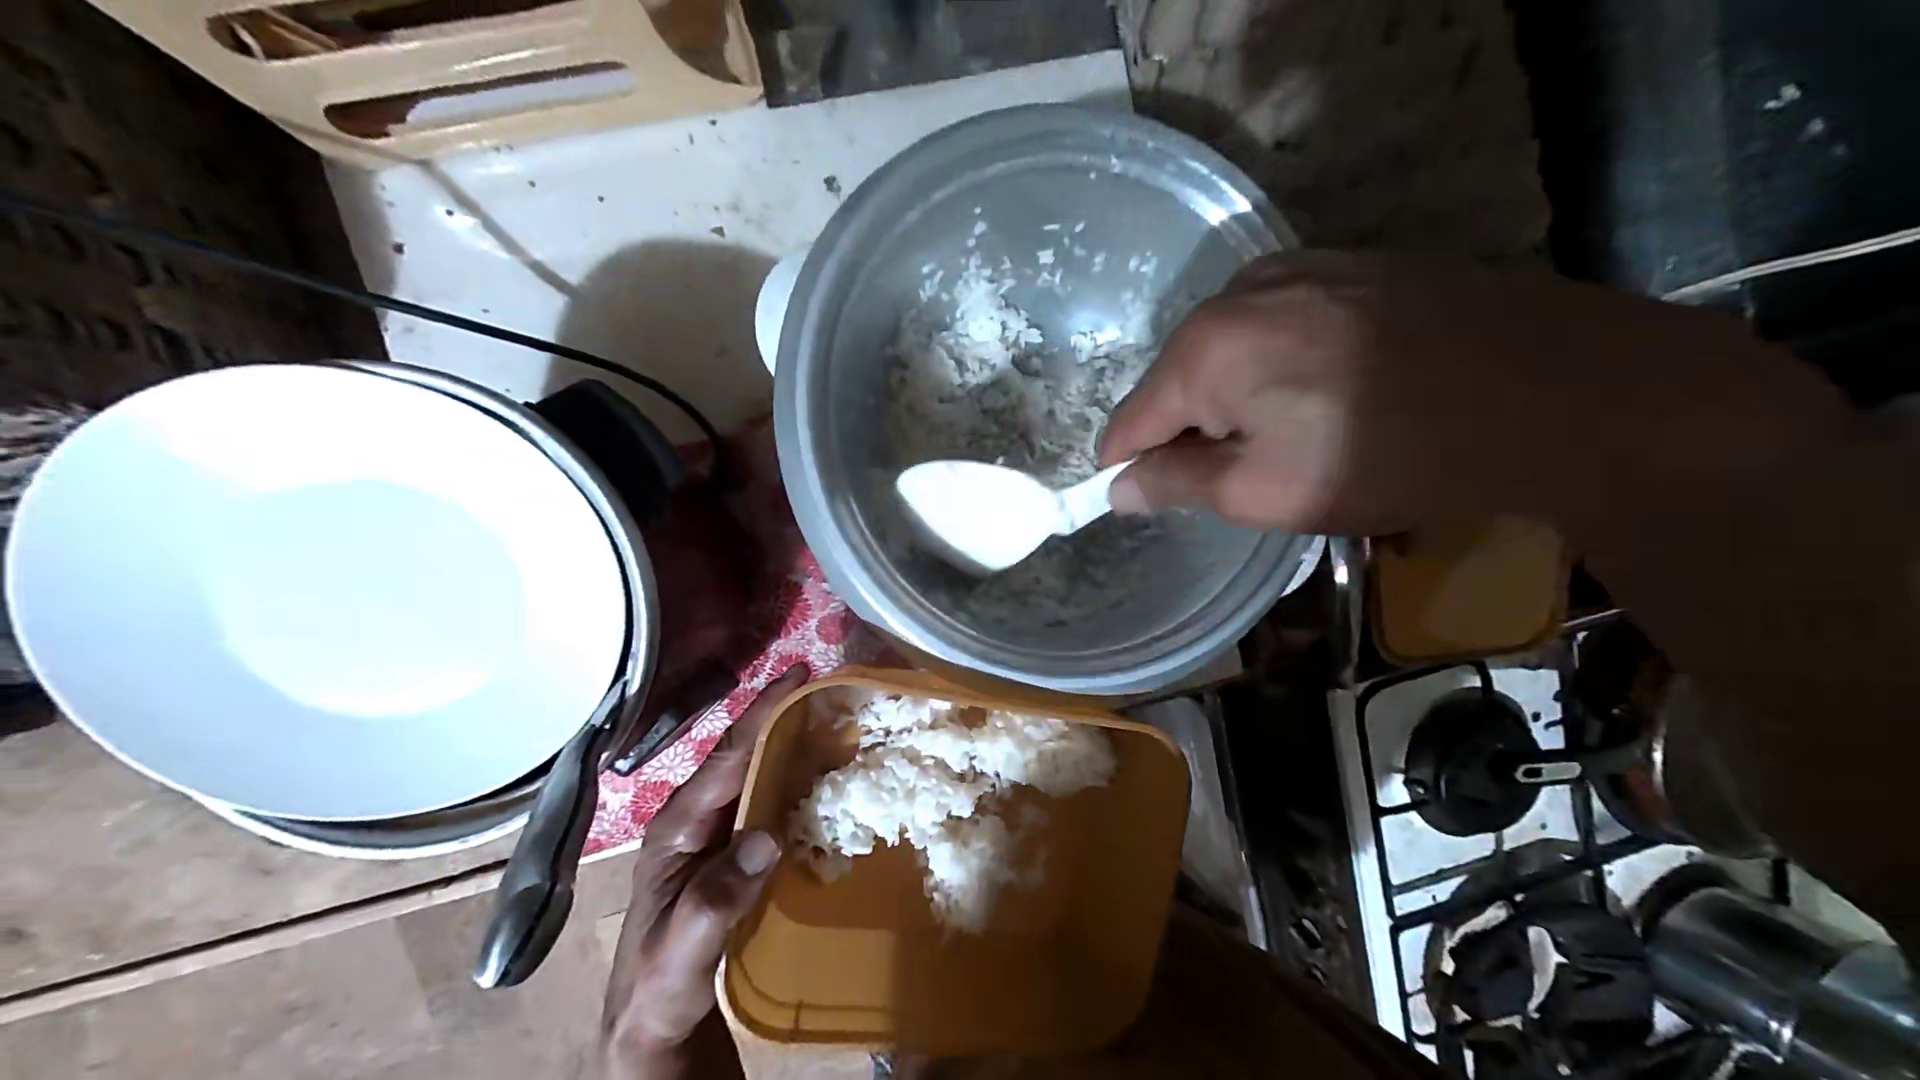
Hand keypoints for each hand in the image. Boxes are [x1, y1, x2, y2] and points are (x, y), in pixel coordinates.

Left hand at [597, 667, 808, 1079]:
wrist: (656, 1027)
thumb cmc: (658, 991)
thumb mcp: (679, 956)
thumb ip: (714, 900)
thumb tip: (766, 837)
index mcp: (677, 826)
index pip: (726, 756)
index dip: (762, 713)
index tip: (798, 676)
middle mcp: (698, 817)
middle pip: (745, 754)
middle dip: (785, 717)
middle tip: (834, 690)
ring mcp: (719, 834)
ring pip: (761, 775)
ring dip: (797, 745)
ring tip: (841, 720)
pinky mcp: (738, 852)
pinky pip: (773, 803)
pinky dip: (801, 782)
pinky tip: (831, 777)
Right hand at [1100, 251, 1844, 536]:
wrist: (1561, 389)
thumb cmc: (1391, 454)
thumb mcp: (1265, 492)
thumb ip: (1177, 483)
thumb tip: (1118, 487)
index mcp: (1205, 348)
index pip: (1129, 420)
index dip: (1126, 467)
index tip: (1140, 500)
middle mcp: (1235, 292)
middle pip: (1176, 380)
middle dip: (1189, 430)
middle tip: (1238, 477)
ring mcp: (1295, 268)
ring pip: (1226, 350)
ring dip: (1235, 398)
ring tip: (1292, 435)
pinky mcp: (1345, 265)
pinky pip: (1275, 325)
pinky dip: (1276, 364)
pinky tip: (1326, 391)